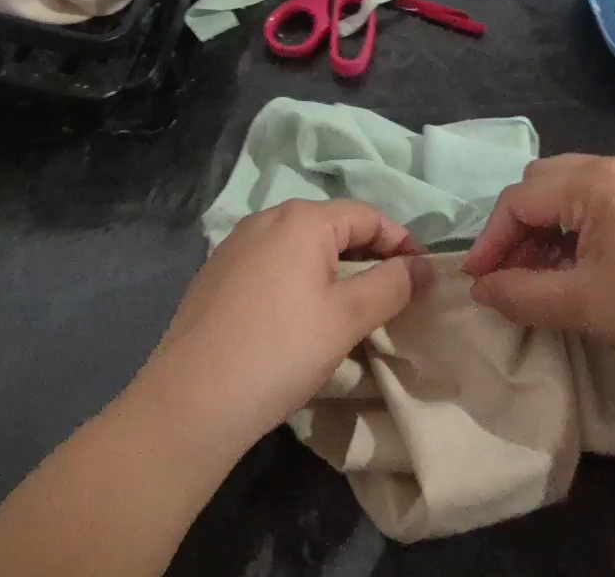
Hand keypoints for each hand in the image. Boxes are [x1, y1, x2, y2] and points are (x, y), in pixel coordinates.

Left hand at [133, 201, 431, 460]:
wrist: (191, 400)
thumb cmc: (280, 351)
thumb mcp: (347, 318)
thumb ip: (391, 285)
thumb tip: (423, 266)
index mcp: (301, 219)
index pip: (367, 215)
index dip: (401, 242)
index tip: (422, 277)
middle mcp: (266, 219)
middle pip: (332, 226)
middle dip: (368, 254)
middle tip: (393, 293)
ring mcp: (236, 246)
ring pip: (300, 245)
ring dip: (333, 268)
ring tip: (352, 306)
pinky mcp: (217, 275)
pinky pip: (272, 264)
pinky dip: (299, 279)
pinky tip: (300, 317)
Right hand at [462, 155, 614, 394]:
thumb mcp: (584, 306)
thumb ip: (521, 293)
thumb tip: (480, 289)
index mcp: (597, 180)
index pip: (520, 198)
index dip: (491, 241)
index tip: (476, 284)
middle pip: (545, 183)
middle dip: (519, 228)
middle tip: (511, 277)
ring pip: (576, 191)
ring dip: (550, 229)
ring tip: (546, 278)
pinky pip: (608, 202)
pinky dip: (583, 229)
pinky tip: (589, 269)